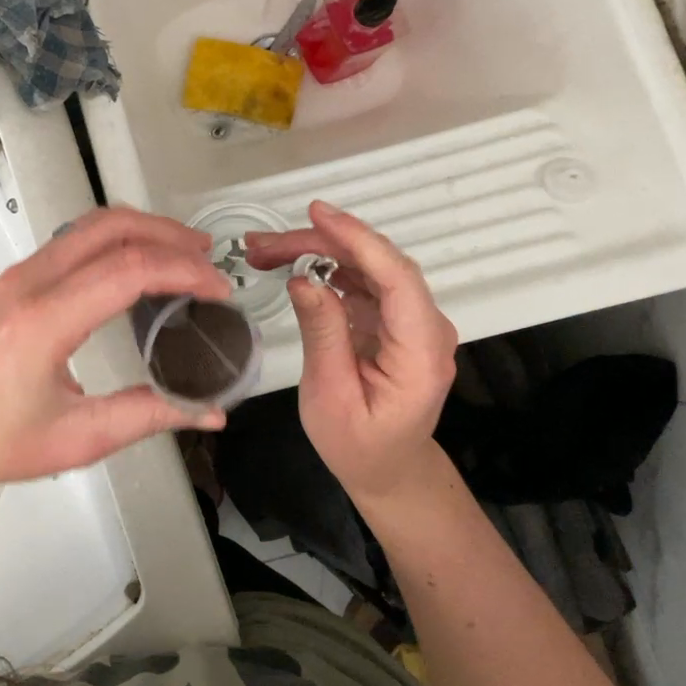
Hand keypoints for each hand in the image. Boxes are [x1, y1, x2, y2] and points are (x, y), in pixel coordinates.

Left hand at [0, 207, 231, 504]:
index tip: (220, 290)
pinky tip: (133, 268)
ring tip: (181, 254)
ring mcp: (16, 277)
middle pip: (110, 228)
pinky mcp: (11, 283)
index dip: (184, 272)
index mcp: (43, 320)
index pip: (129, 270)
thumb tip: (209, 412)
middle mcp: (29, 283)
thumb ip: (145, 417)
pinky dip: (113, 241)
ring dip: (139, 230)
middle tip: (208, 258)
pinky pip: (71, 242)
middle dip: (166, 234)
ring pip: (88, 227)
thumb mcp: (73, 439)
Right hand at [244, 200, 459, 505]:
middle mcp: (424, 327)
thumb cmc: (360, 447)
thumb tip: (303, 279)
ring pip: (366, 266)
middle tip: (261, 245)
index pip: (398, 280)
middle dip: (320, 243)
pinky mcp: (391, 319)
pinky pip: (361, 280)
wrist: (389, 471)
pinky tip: (288, 263)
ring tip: (263, 250)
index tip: (318, 215)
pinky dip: (323, 267)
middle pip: (378, 265)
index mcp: (421, 353)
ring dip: (316, 250)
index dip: (359, 241)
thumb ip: (323, 335)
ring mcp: (409, 321)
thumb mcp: (330, 397)